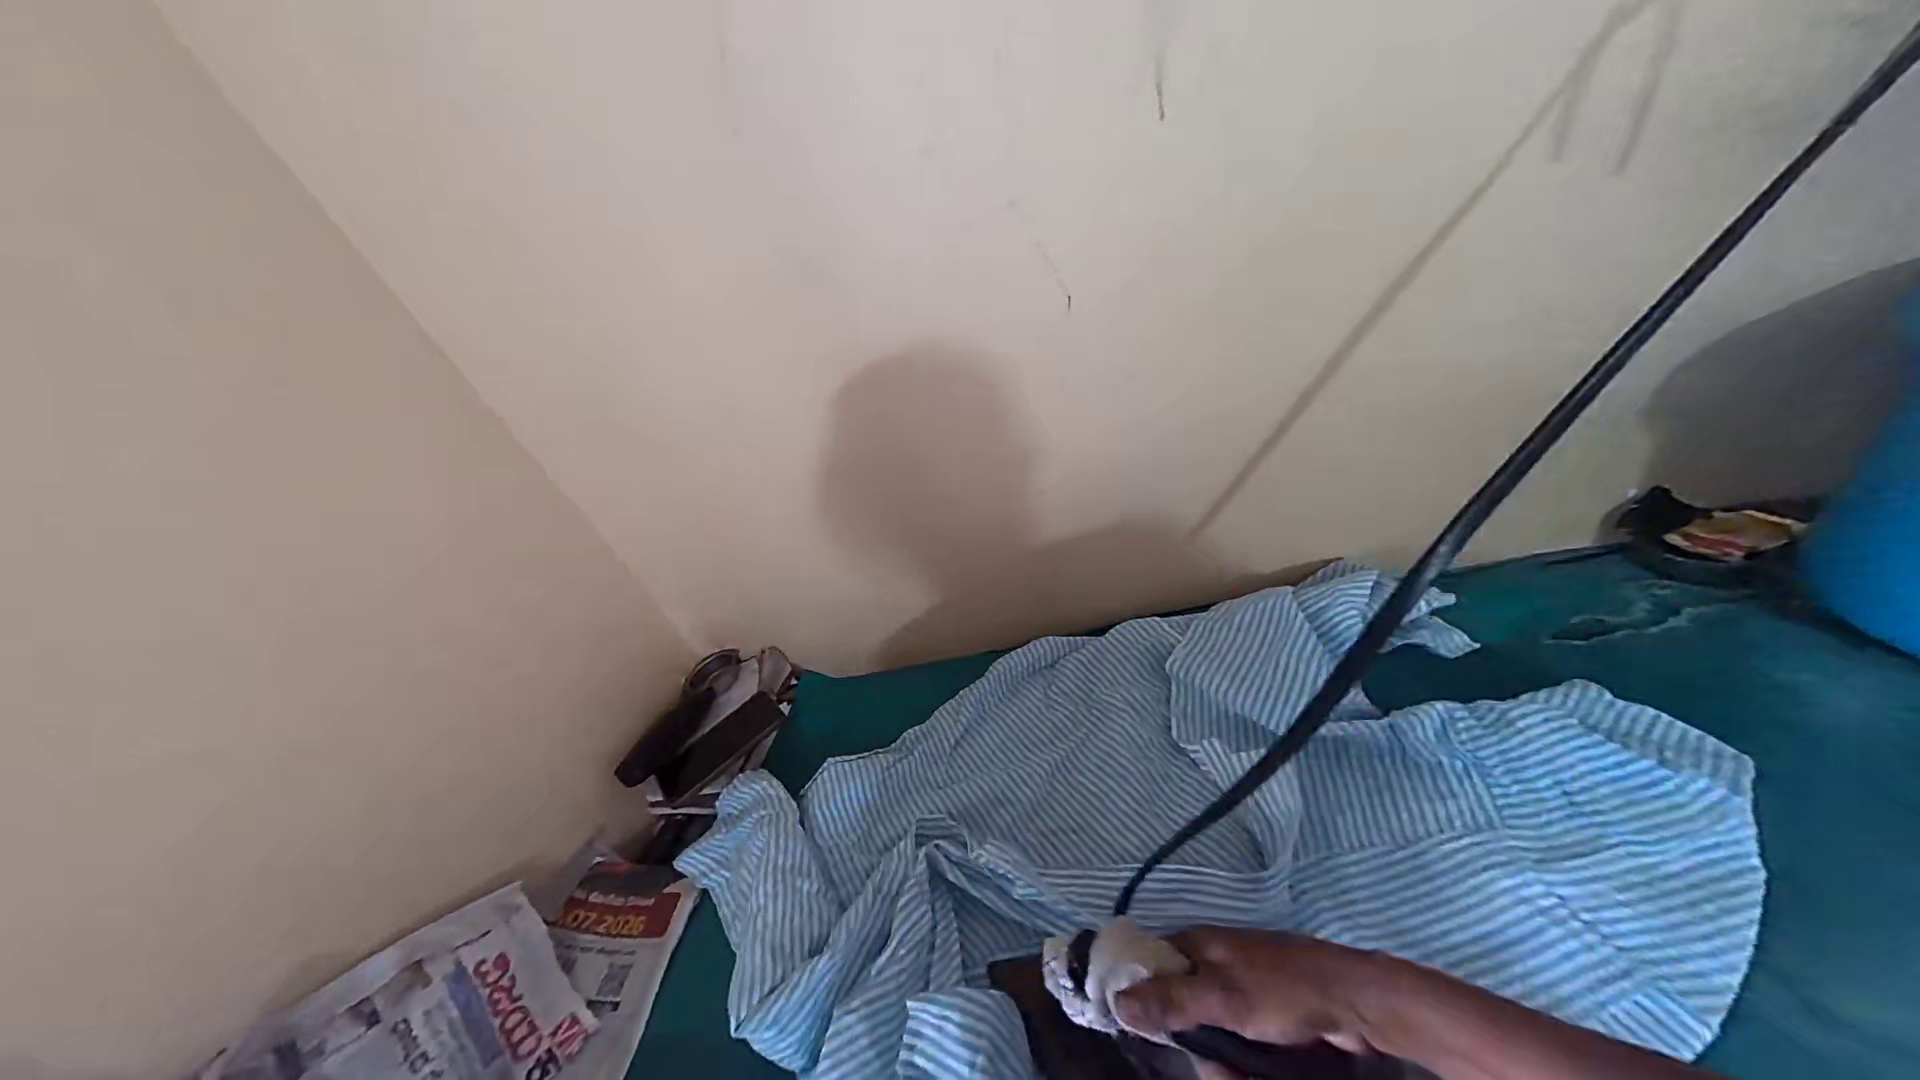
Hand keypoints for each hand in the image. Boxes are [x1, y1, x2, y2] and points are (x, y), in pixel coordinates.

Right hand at [1113, 926, 1373, 1053]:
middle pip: (1179, 1003)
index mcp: (1196, 944)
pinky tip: (1252, 1068)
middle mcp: (1212, 959)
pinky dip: (1240, 1054)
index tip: (1143, 1031)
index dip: (1140, 995)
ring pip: (1209, 1026)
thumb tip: (1116, 1000)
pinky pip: (1235, 1033)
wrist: (1353, 1000)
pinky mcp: (1262, 1006)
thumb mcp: (1221, 998)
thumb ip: (1169, 1000)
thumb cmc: (1281, 990)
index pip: (1149, 964)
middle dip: (1193, 1042)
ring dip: (1220, 1057)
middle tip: (1216, 1067)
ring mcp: (1239, 982)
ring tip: (1241, 1074)